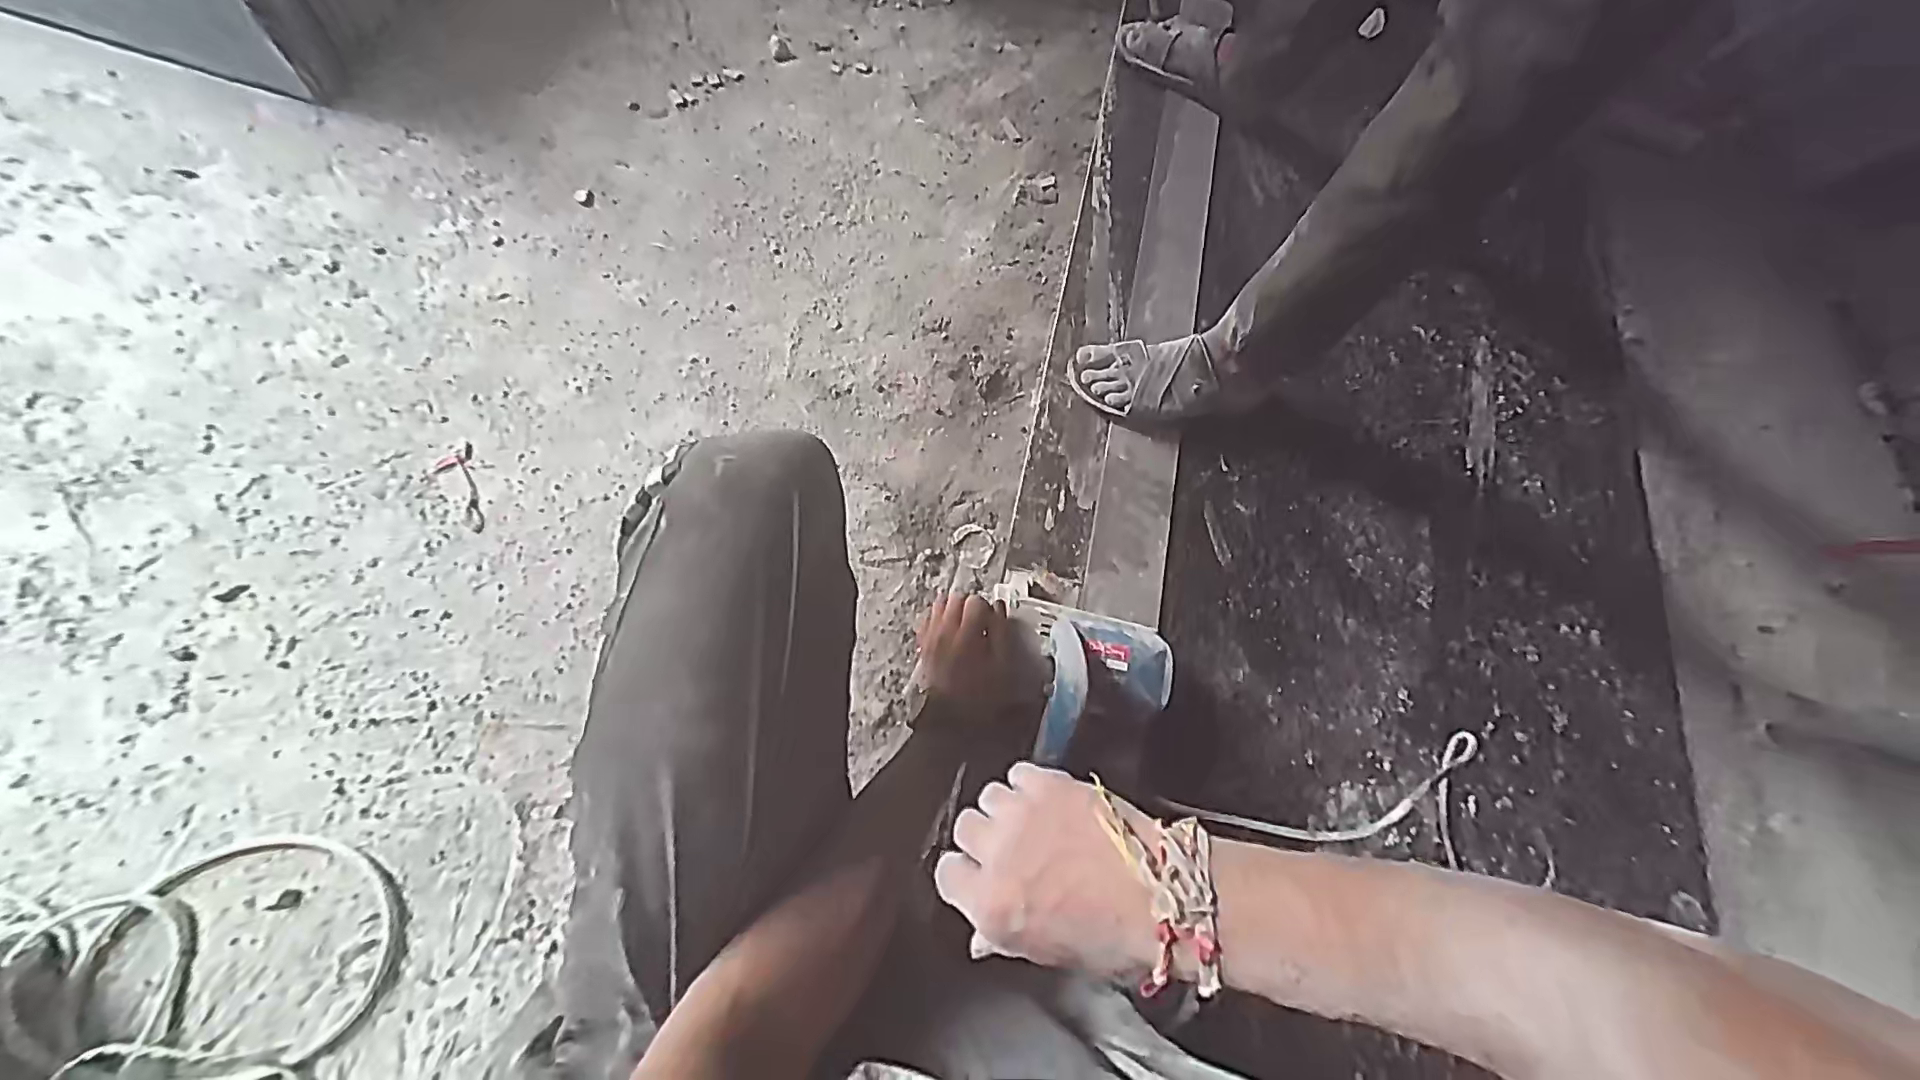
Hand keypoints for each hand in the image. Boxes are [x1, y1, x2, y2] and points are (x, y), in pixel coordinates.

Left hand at [913, 593, 1021, 723]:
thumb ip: (1004, 635)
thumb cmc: (979, 699)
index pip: (978, 601)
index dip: (991, 610)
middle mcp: (945, 631)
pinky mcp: (924, 648)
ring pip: (941, 606)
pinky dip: (938, 622)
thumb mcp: (1004, 668)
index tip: (996, 623)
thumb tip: (1000, 613)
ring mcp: (932, 639)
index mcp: (967, 633)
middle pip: (957, 599)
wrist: (950, 723)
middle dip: (971, 607)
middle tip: (982, 624)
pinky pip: (928, 622)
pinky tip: (949, 635)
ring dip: (954, 612)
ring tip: (966, 628)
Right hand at [933, 762, 1158, 977]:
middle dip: (984, 836)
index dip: (964, 872)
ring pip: (989, 796)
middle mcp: (998, 854)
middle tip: (1010, 845)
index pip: (947, 875)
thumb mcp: (1047, 952)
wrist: (1160, 894)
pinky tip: (1046, 799)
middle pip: (965, 827)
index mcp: (992, 904)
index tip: (977, 871)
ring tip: (1032, 819)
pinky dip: (1027, 784)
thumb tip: (981, 932)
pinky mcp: (1047, 784)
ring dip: (1006, 807)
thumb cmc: (1111, 934)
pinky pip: (1018, 773)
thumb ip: (1002, 935)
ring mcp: (1021, 814)